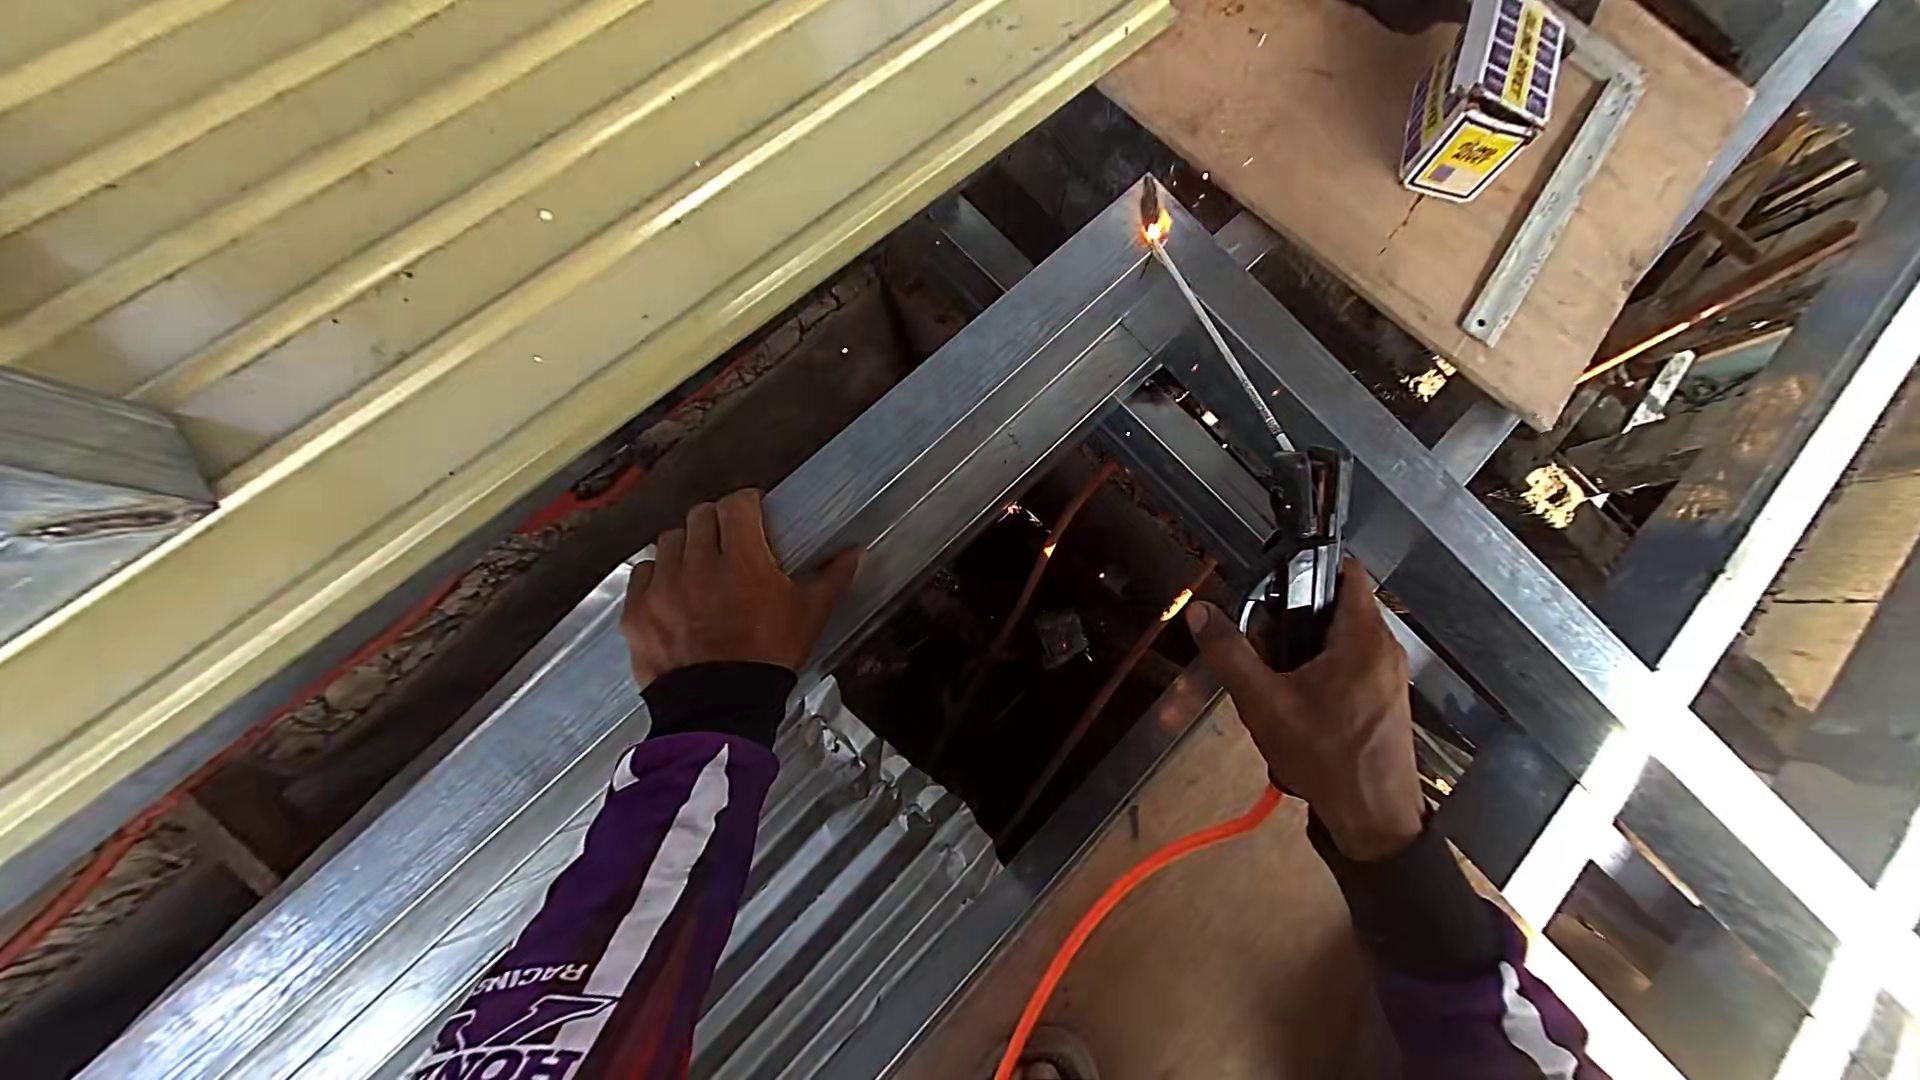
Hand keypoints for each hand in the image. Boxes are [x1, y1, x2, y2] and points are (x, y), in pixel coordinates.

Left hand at [621, 489, 861, 686]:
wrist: (721, 707)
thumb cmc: (769, 655)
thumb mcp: (808, 615)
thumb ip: (833, 578)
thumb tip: (857, 552)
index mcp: (743, 562)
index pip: (736, 504)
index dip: (746, 501)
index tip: (753, 510)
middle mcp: (698, 566)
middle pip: (700, 516)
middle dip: (718, 521)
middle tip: (730, 539)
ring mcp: (662, 588)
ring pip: (669, 540)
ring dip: (687, 546)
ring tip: (700, 565)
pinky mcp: (636, 611)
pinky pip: (642, 573)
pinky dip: (658, 575)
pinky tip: (674, 591)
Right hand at [1183, 557, 1423, 860]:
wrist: (1374, 822)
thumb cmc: (1324, 757)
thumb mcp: (1263, 702)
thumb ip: (1229, 652)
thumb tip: (1199, 611)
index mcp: (1362, 638)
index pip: (1345, 570)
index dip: (1307, 563)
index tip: (1270, 579)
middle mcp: (1382, 648)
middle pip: (1331, 605)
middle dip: (1290, 615)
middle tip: (1260, 643)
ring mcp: (1386, 674)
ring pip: (1335, 636)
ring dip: (1298, 645)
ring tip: (1270, 675)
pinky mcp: (1381, 696)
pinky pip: (1344, 661)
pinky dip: (1314, 666)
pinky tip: (1291, 698)